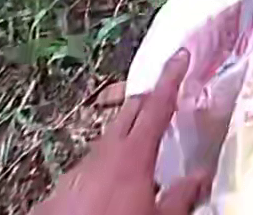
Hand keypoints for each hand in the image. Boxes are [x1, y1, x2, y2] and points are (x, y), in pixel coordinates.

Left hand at [32, 50, 210, 214]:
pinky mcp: (51, 199)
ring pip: (104, 144)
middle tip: (164, 99)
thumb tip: (201, 176)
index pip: (157, 105)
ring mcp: (73, 176)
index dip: (170, 78)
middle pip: (128, 112)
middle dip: (147, 101)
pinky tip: (104, 193)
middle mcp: (102, 156)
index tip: (180, 54)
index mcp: (133, 155)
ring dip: (123, 142)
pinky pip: (82, 174)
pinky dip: (99, 172)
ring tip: (137, 158)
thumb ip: (181, 196)